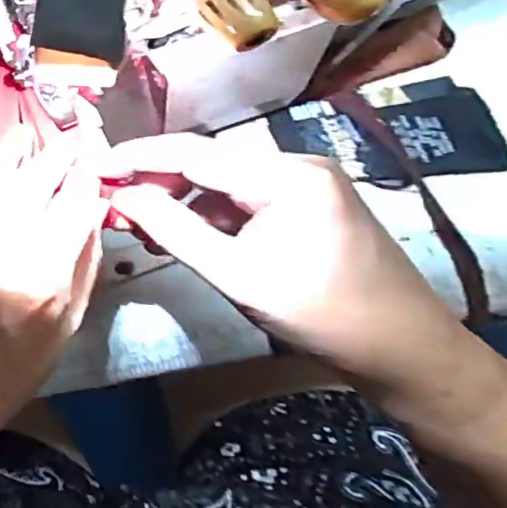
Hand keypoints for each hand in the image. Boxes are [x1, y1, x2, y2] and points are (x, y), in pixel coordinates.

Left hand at [0, 138, 108, 468]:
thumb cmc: (10, 367)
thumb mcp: (67, 323)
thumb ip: (84, 257)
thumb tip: (94, 201)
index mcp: (39, 279)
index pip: (74, 201)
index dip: (87, 176)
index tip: (93, 162)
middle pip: (35, 176)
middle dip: (58, 154)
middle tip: (69, 139)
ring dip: (18, 149)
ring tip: (33, 138)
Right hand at [100, 134, 468, 390]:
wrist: (411, 355)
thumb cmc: (323, 317)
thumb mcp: (234, 275)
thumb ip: (171, 229)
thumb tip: (120, 197)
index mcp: (285, 176)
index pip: (191, 152)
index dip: (136, 157)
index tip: (94, 168)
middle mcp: (295, 164)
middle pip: (204, 162)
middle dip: (156, 182)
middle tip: (117, 208)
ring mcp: (305, 180)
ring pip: (220, 179)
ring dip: (180, 200)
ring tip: (146, 227)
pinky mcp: (307, 199)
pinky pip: (241, 195)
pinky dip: (209, 212)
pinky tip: (189, 234)